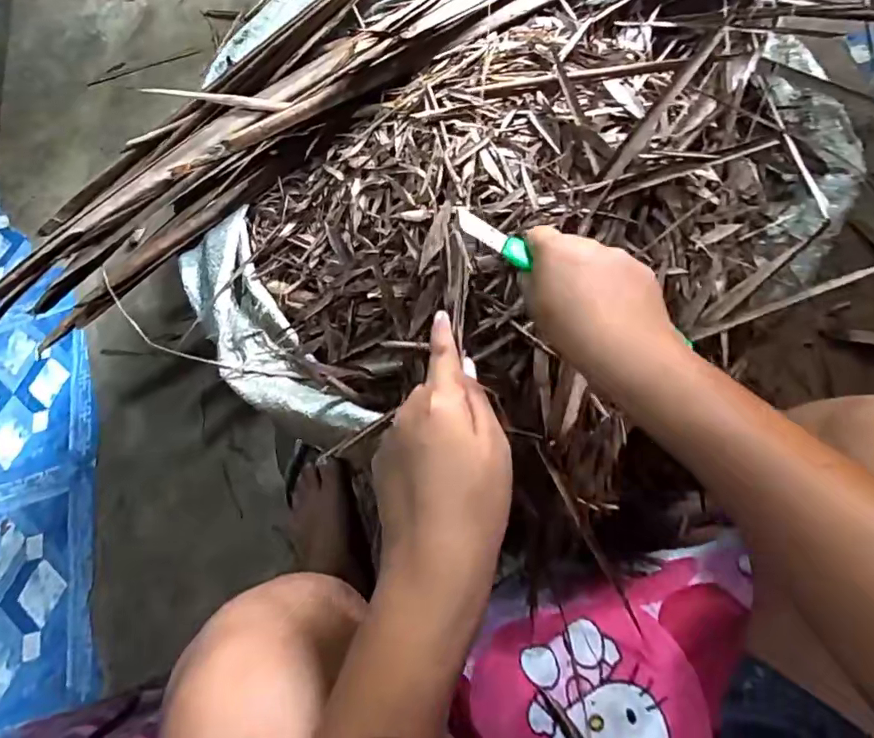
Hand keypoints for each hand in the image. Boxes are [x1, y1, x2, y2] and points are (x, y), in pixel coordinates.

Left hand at [371, 312, 511, 587]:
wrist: (433, 559)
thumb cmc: (479, 500)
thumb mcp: (495, 447)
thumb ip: (477, 401)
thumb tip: (464, 369)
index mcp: (440, 398)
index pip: (442, 356)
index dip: (444, 336)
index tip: (441, 316)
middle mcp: (407, 408)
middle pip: (431, 391)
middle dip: (447, 400)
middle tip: (474, 441)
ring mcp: (389, 435)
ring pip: (417, 417)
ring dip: (432, 427)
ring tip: (453, 472)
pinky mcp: (378, 461)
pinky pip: (404, 440)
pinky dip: (418, 450)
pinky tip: (431, 484)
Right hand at [521, 226, 686, 402]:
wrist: (630, 351)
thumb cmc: (571, 331)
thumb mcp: (535, 308)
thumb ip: (530, 281)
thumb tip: (532, 271)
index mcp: (555, 249)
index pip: (536, 233)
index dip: (532, 251)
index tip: (534, 271)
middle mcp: (587, 244)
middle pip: (569, 246)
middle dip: (565, 263)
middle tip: (565, 295)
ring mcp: (619, 255)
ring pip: (597, 259)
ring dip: (592, 274)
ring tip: (596, 310)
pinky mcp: (643, 270)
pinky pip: (621, 273)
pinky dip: (617, 286)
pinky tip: (618, 313)